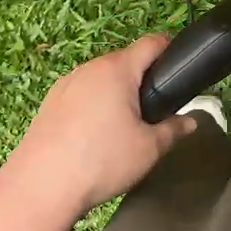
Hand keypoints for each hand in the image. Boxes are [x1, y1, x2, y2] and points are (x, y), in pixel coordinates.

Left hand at [0, 35, 198, 214]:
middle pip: (125, 61)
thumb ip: (173, 130)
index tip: (182, 70)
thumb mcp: (149, 149)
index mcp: (117, 70)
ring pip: (101, 78)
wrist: (40, 187)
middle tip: (156, 109)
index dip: (171, 50)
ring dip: (117, 92)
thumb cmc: (102, 161)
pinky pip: (82, 94)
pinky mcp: (49, 103)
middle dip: (143, 78)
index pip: (151, 43)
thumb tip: (190, 121)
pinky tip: (95, 135)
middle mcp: (90, 68)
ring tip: (125, 125)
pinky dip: (94, 105)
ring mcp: (65, 84)